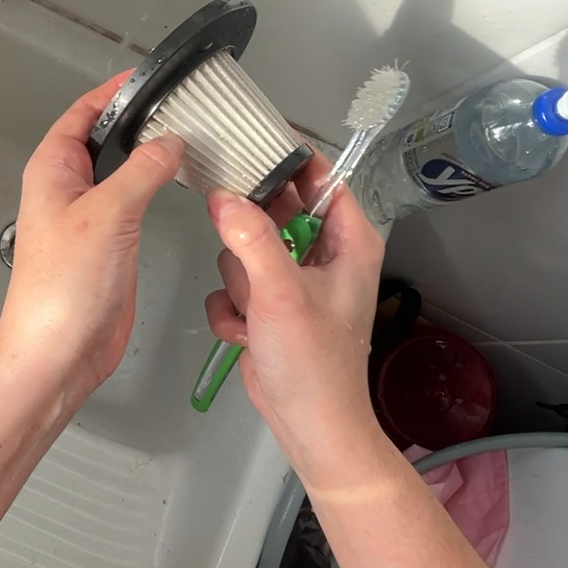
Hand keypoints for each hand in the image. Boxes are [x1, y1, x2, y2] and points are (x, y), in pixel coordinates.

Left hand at [0, 72, 184, 401]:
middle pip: (104, 138)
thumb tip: (168, 142)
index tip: (152, 76)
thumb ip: (141, 171)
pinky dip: (156, 187)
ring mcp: (88, 217)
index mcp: (52, 171)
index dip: (116, 90)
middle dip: (139, 120)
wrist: (60, 352)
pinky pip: (133, 202)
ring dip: (151, 155)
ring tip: (189, 136)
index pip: (83, 112)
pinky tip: (178, 181)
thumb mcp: (107, 215)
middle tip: (181, 105)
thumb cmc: (61, 290)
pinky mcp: (108, 244)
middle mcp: (67, 189)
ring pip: (122, 170)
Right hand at [203, 151, 387, 460]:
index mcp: (347, 241)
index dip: (289, 160)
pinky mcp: (265, 307)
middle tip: (237, 244)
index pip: (322, 179)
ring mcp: (289, 281)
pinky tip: (245, 334)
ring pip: (242, 251)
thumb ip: (251, 240)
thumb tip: (221, 197)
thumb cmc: (312, 359)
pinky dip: (232, 311)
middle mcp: (320, 255)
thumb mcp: (280, 293)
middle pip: (271, 211)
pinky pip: (232, 286)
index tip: (249, 145)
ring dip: (240, 284)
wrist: (307, 423)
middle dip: (248, 238)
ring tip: (257, 313)